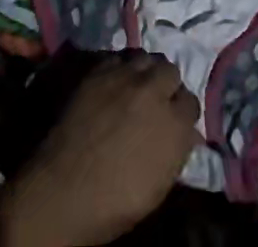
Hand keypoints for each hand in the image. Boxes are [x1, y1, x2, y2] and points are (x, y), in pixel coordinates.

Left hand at [0, 54, 201, 246]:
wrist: (66, 188)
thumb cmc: (117, 200)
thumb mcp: (160, 184)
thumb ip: (176, 150)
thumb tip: (185, 134)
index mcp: (175, 123)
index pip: (191, 102)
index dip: (182, 111)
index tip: (175, 119)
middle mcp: (154, 92)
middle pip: (170, 70)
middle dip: (166, 84)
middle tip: (156, 99)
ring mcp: (124, 78)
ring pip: (145, 57)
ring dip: (144, 70)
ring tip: (136, 85)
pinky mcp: (98, 71)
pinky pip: (117, 58)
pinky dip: (119, 68)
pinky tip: (113, 83)